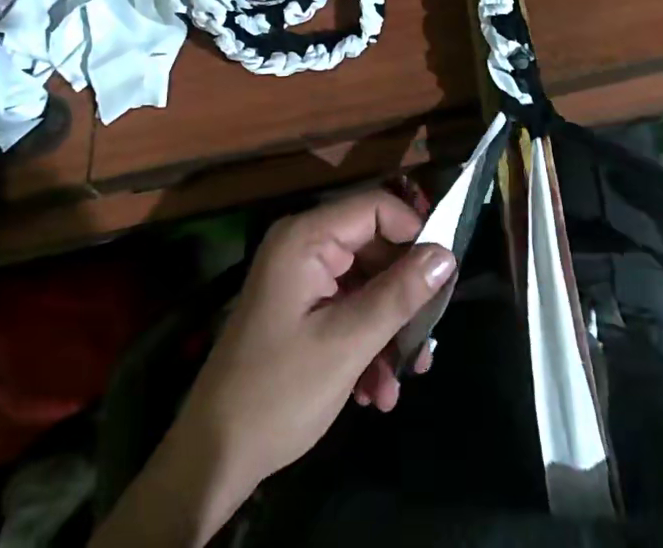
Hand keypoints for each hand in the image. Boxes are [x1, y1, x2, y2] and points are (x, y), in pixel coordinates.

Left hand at [183, 189, 455, 487]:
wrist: (216, 455)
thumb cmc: (279, 392)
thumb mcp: (348, 342)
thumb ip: (400, 294)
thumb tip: (447, 254)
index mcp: (306, 239)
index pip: (376, 208)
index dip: (415, 232)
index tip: (446, 274)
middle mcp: (303, 249)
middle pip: (375, 248)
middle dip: (406, 295)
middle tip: (430, 336)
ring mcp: (302, 281)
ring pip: (368, 285)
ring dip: (391, 330)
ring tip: (406, 377)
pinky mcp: (302, 311)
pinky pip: (350, 310)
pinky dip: (369, 345)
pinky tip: (377, 392)